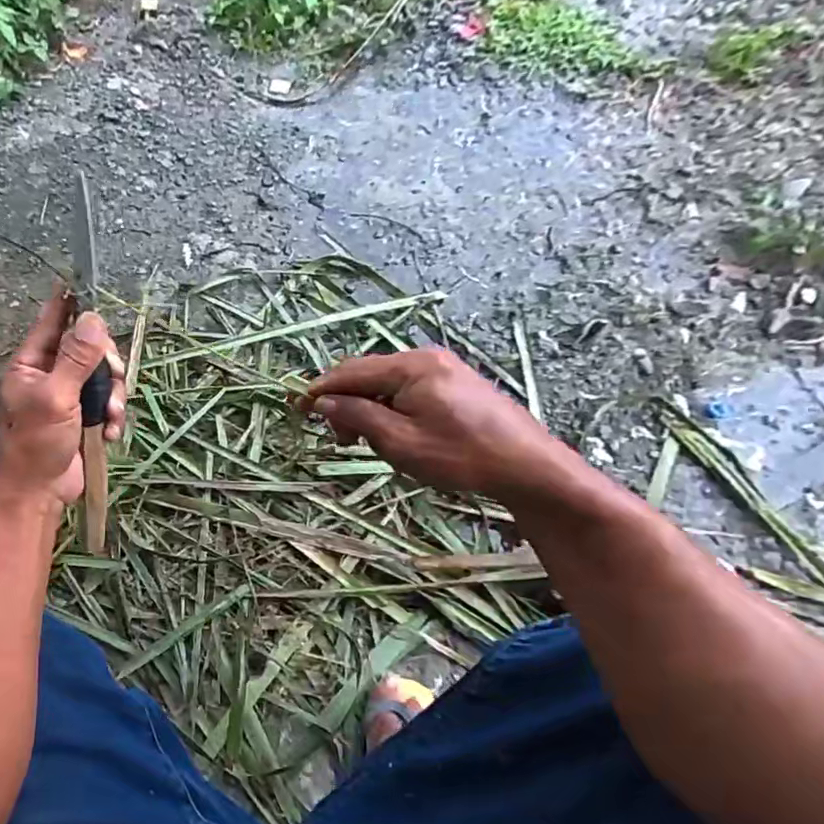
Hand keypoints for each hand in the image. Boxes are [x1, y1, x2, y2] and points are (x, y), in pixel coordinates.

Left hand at [0, 284, 125, 505]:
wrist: (36, 493)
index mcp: (31, 364)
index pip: (52, 321)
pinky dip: (112, 417)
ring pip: (102, 378)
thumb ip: (75, 359)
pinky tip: (110, 434)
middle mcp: (48, 376)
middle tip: (113, 382)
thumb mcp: (55, 397)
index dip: (71, 304)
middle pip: (88, 349)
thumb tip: (92, 318)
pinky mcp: (81, 419)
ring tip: (110, 418)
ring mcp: (66, 398)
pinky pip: (106, 404)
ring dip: (113, 396)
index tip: (89, 285)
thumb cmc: (34, 444)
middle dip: (106, 366)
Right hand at [300, 348, 577, 501]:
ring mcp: (443, 368)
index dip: (319, 390)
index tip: (295, 407)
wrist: (527, 466)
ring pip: (386, 382)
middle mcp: (425, 358)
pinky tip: (391, 432)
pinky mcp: (455, 383)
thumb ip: (357, 416)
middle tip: (338, 439)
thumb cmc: (460, 456)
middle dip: (344, 401)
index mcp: (410, 366)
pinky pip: (407, 388)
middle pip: (367, 373)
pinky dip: (388, 407)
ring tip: (365, 441)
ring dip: (366, 408)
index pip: (349, 372)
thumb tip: (323, 401)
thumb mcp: (399, 441)